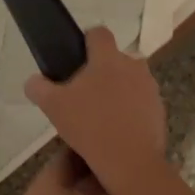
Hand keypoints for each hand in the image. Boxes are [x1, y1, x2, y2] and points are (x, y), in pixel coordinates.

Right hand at [25, 27, 168, 180]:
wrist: (130, 161)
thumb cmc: (89, 125)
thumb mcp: (52, 106)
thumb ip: (38, 87)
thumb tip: (34, 81)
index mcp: (107, 58)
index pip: (98, 33)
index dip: (86, 41)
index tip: (75, 59)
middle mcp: (133, 66)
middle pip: (114, 59)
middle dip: (100, 71)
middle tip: (82, 95)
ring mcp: (150, 88)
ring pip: (129, 81)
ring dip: (116, 91)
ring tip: (99, 116)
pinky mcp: (159, 109)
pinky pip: (140, 102)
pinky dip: (129, 111)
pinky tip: (115, 131)